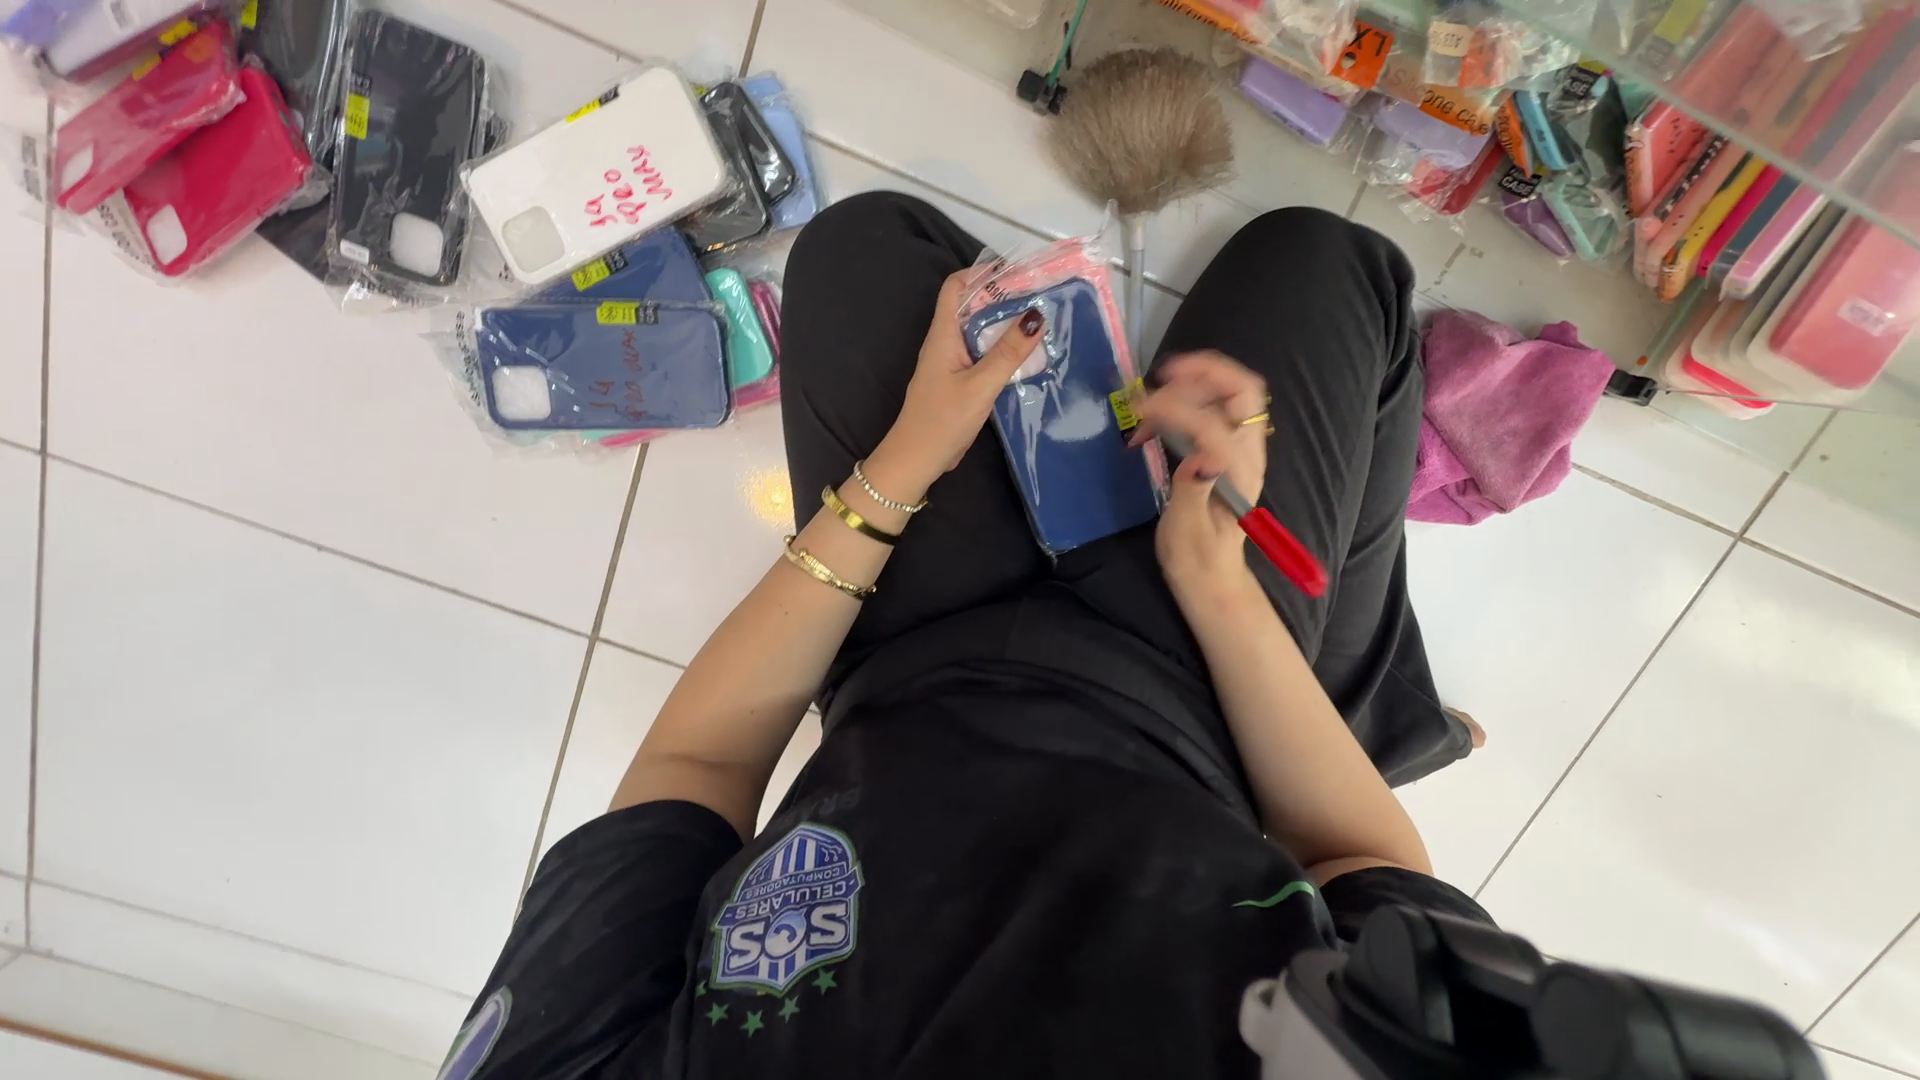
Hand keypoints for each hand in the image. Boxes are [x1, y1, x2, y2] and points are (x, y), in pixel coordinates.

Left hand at [868, 270, 1045, 495]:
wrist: (918, 459)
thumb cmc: (943, 420)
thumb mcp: (981, 385)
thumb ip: (1008, 352)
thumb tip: (1035, 316)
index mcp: (943, 334)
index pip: (956, 286)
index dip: (982, 272)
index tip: (1016, 272)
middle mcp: (945, 342)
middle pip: (972, 307)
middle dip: (1003, 298)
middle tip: (1039, 297)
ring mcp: (951, 363)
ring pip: (980, 333)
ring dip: (1005, 326)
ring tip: (1039, 323)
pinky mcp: (959, 382)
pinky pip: (982, 356)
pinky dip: (1002, 351)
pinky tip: (1026, 358)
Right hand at [1136, 351, 1269, 599]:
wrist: (1212, 576)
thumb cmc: (1196, 558)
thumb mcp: (1187, 531)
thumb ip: (1194, 490)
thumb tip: (1201, 456)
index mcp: (1238, 474)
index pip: (1212, 424)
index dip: (1176, 408)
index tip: (1140, 410)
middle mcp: (1247, 454)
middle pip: (1241, 391)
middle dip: (1204, 372)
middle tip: (1161, 375)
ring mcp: (1240, 451)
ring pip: (1229, 395)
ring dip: (1193, 383)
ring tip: (1153, 396)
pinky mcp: (1226, 451)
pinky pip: (1216, 409)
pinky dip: (1188, 400)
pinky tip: (1157, 417)